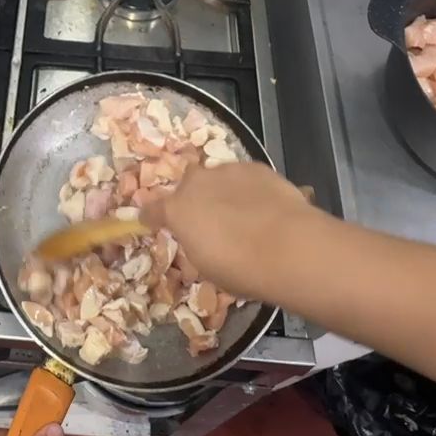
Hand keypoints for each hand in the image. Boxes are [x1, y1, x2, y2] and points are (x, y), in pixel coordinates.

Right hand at [139, 161, 319, 299]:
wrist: (287, 246)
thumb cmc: (240, 268)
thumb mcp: (206, 265)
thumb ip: (196, 242)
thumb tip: (202, 234)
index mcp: (177, 210)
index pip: (153, 210)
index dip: (151, 216)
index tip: (148, 220)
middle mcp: (196, 183)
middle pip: (187, 184)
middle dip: (194, 197)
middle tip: (209, 217)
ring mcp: (226, 171)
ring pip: (217, 178)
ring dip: (223, 192)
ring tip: (243, 214)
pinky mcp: (255, 167)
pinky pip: (245, 178)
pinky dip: (249, 189)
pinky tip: (265, 207)